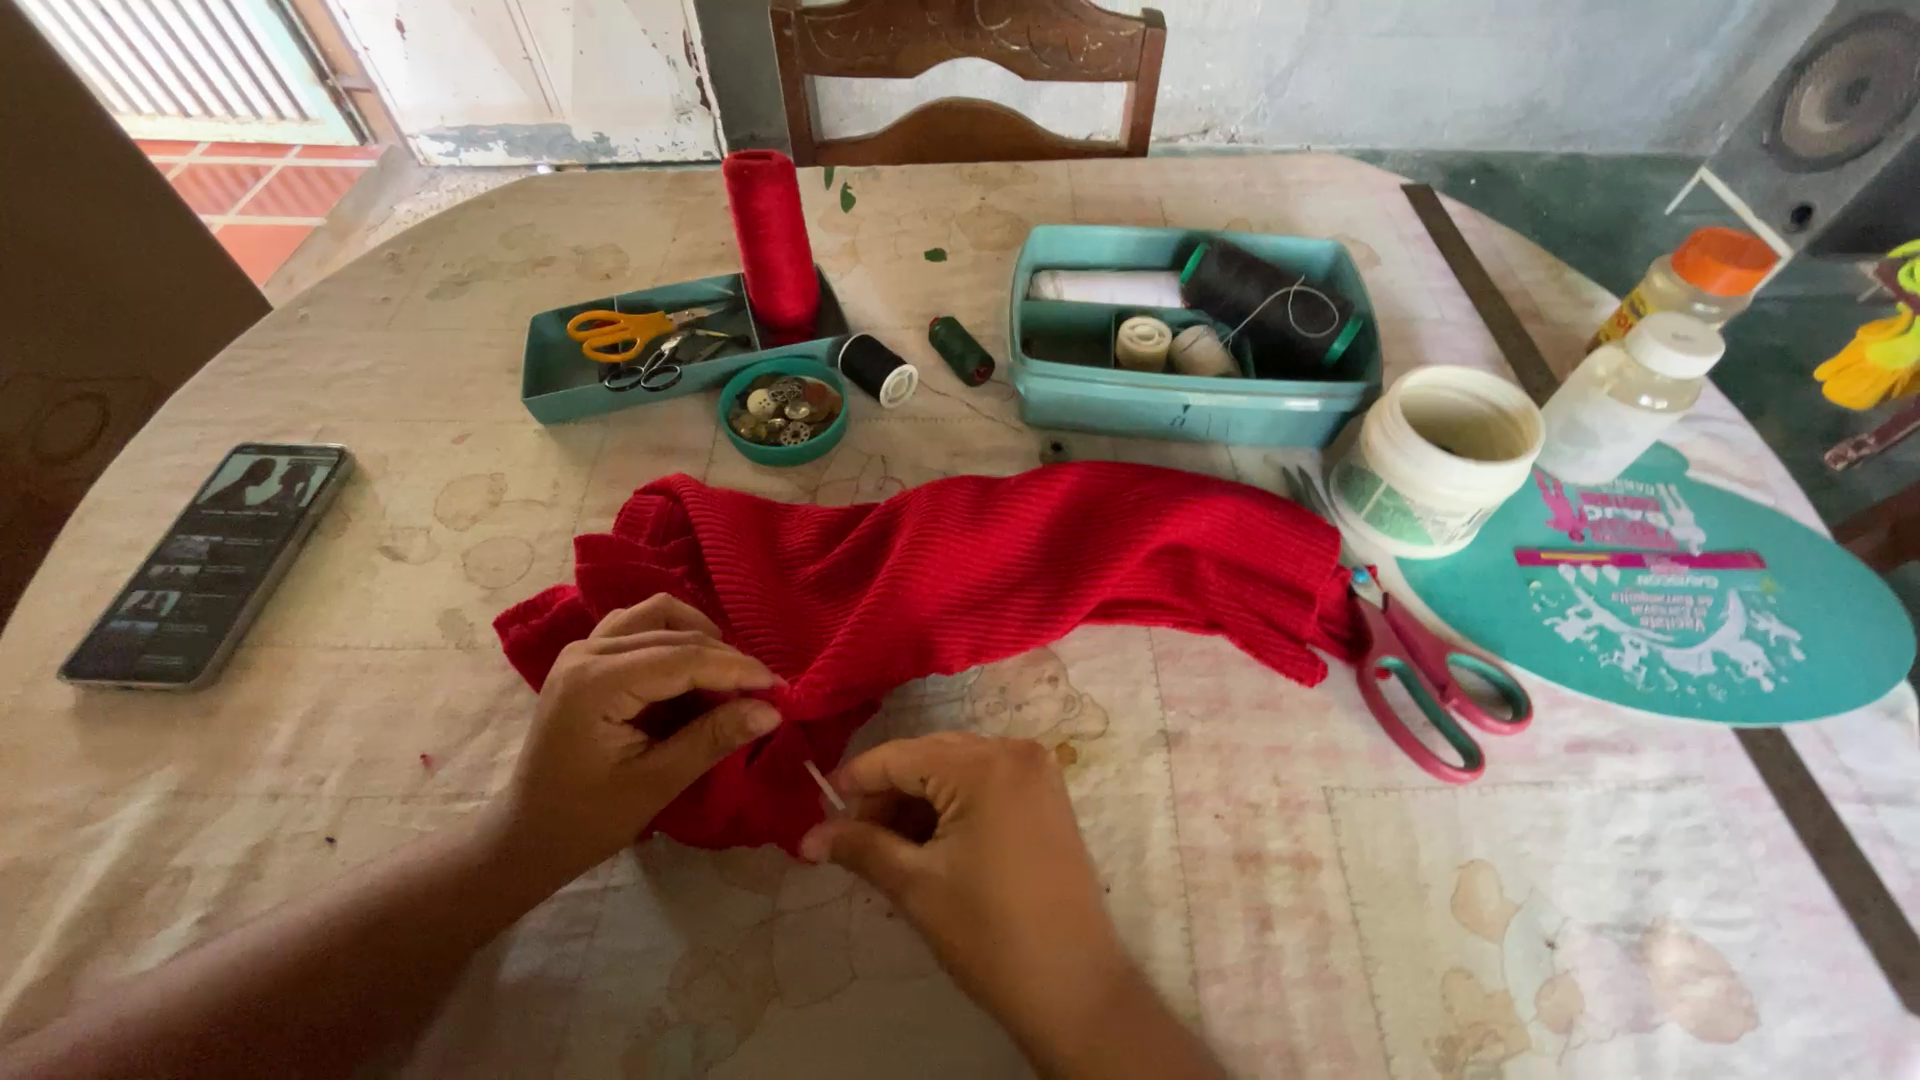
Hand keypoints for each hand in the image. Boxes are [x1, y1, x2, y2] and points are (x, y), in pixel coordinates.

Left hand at [493, 594, 782, 878]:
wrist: (527, 836)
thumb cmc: (586, 819)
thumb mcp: (656, 783)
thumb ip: (713, 739)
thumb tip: (771, 711)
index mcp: (595, 682)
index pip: (683, 658)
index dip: (737, 670)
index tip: (780, 689)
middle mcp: (586, 651)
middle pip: (675, 632)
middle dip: (726, 659)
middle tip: (764, 693)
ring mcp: (583, 649)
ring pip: (658, 615)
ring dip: (700, 638)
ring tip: (728, 678)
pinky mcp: (588, 657)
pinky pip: (641, 626)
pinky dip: (675, 638)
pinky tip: (694, 670)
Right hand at [798, 735, 1139, 1057]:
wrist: (1074, 986)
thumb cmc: (990, 934)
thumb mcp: (916, 886)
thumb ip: (860, 847)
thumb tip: (807, 837)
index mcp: (983, 765)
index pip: (898, 756)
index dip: (854, 782)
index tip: (820, 814)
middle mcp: (1013, 750)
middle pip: (928, 756)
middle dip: (887, 794)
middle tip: (853, 840)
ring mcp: (1036, 770)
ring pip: (955, 767)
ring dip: (918, 800)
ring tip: (890, 849)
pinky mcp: (1047, 794)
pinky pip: (984, 780)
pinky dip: (952, 803)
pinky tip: (930, 842)